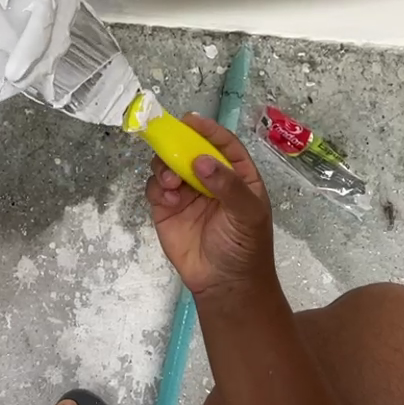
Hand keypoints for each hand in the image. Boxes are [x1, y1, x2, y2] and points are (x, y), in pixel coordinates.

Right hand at [145, 114, 277, 297]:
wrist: (224, 284)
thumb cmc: (245, 247)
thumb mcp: (248, 215)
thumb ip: (228, 186)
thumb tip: (201, 160)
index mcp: (236, 175)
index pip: (223, 145)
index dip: (208, 130)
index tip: (191, 120)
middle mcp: (209, 179)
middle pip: (190, 150)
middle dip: (179, 145)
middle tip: (169, 144)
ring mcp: (186, 192)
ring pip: (169, 165)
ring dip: (166, 166)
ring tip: (171, 182)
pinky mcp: (166, 207)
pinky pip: (156, 187)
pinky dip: (158, 186)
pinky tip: (168, 198)